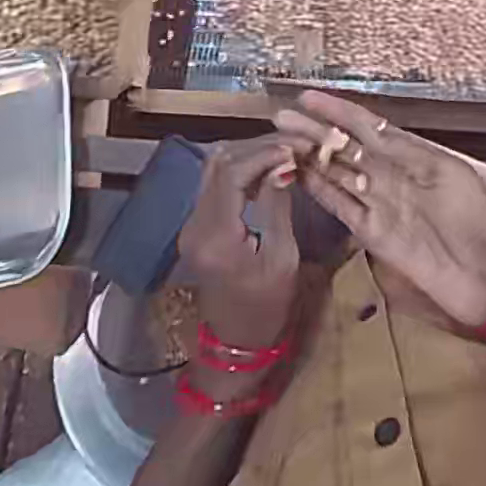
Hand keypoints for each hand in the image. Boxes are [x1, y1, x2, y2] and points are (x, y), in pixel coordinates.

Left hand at [178, 135, 301, 359]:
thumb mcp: (283, 257)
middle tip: (293, 145)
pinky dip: (240, 169)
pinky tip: (265, 168)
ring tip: (283, 152)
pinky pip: (214, 182)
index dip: (263, 154)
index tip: (294, 148)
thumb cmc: (267, 307)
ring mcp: (191, 221)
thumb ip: (278, 205)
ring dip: (248, 155)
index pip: (232, 175)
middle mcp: (195, 223)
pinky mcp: (196, 222)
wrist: (236, 341)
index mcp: (215, 236)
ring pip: (214, 169)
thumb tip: (284, 163)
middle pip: (219, 165)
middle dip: (257, 149)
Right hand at [275, 91, 485, 328]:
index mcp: (409, 155)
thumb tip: (368, 129)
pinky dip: (318, 190)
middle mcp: (387, 175)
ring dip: (309, 157)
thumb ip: (403, 152)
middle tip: (280, 116)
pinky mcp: (370, 232)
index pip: (364, 125)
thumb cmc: (475, 218)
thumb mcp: (445, 173)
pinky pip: (339, 206)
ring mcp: (377, 203)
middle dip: (313, 131)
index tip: (306, 96)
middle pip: (343, 148)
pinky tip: (298, 176)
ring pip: (335, 174)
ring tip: (281, 140)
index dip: (336, 110)